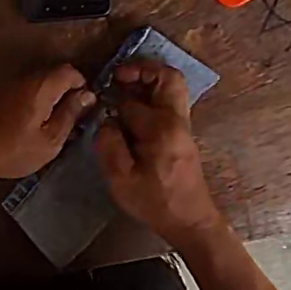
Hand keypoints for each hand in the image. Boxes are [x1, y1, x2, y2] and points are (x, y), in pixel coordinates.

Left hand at [0, 64, 95, 183]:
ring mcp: (9, 85)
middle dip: (66, 91)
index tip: (83, 107)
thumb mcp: (50, 140)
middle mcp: (24, 80)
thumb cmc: (13, 151)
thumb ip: (70, 114)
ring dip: (51, 97)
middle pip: (54, 74)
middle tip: (70, 118)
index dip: (81, 85)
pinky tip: (33, 123)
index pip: (69, 71)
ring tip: (51, 124)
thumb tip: (87, 95)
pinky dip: (35, 101)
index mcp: (39, 88)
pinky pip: (25, 90)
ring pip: (39, 82)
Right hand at [95, 61, 230, 255]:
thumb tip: (107, 122)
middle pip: (168, 77)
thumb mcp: (121, 180)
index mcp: (161, 130)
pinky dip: (151, 94)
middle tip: (118, 75)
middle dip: (142, 69)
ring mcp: (183, 125)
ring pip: (172, 86)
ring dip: (147, 80)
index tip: (100, 113)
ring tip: (122, 86)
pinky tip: (132, 107)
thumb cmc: (155, 202)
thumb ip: (109, 145)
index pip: (130, 104)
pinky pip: (169, 101)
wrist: (190, 220)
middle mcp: (176, 121)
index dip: (112, 106)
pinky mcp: (182, 132)